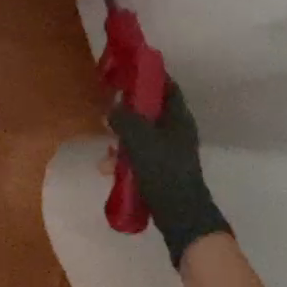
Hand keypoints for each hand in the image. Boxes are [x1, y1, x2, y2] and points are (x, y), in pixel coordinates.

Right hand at [108, 83, 230, 266]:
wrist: (181, 214)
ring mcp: (172, 152)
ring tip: (105, 150)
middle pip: (151, 112)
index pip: (167, 86)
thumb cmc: (163, 170)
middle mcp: (178, 132)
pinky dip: (126, 159)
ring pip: (143, 136)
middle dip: (128, 112)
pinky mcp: (163, 171)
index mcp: (179, 118)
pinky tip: (108, 169)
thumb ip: (124, 119)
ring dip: (123, 140)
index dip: (148, 77)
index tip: (126, 73)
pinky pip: (141, 157)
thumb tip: (111, 109)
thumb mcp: (139, 140)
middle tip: (108, 113)